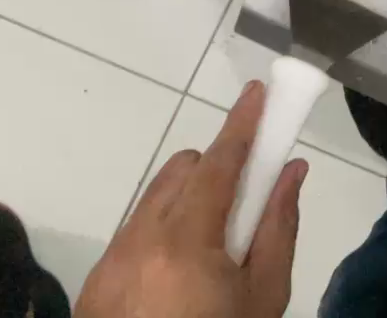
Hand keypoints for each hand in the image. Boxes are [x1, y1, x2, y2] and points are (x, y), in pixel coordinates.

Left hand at [77, 82, 306, 317]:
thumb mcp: (264, 298)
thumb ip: (279, 226)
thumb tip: (292, 170)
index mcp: (185, 241)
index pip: (219, 162)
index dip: (243, 123)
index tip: (258, 90)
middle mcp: (139, 241)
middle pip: (184, 169)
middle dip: (218, 166)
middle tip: (247, 196)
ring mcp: (110, 264)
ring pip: (156, 198)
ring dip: (190, 197)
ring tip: (214, 244)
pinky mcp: (94, 287)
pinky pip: (136, 231)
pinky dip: (164, 229)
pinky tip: (181, 275)